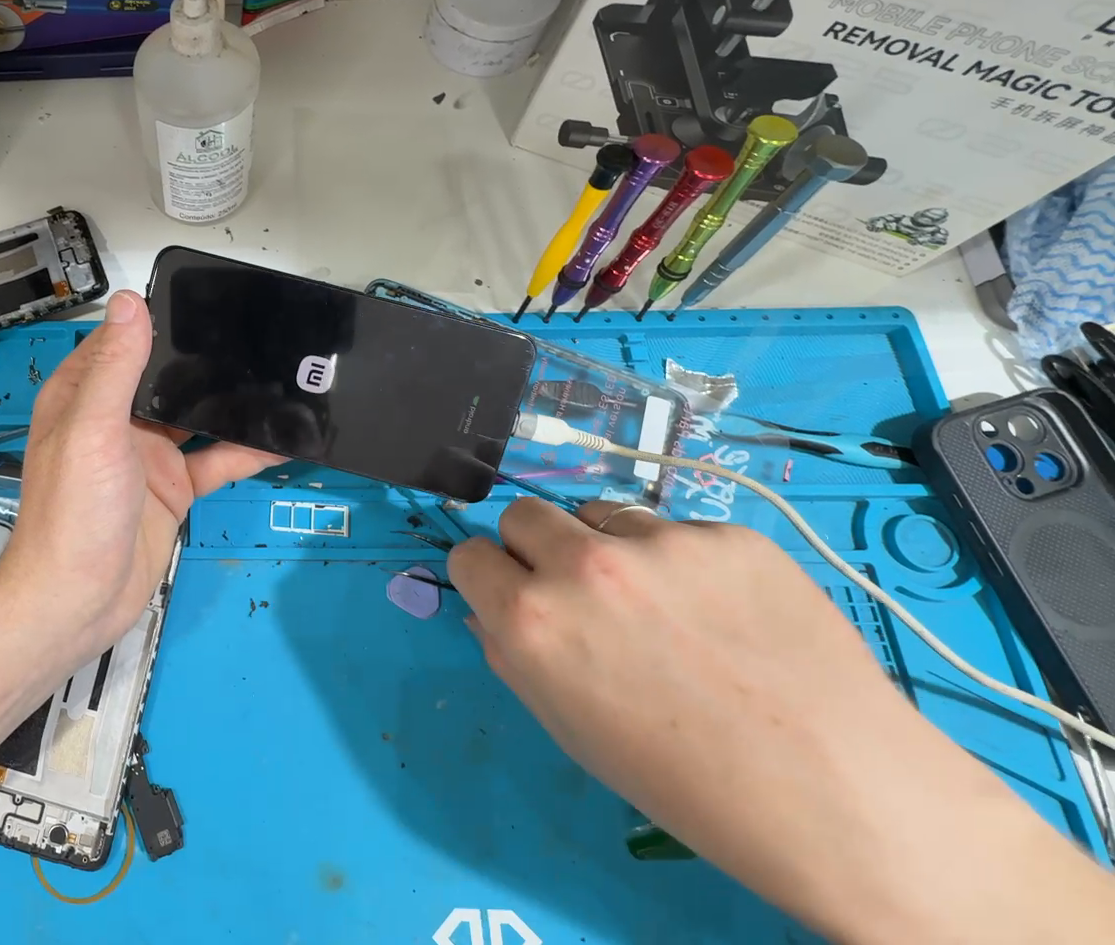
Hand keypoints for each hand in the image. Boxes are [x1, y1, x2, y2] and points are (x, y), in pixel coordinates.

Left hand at [0, 291, 281, 658]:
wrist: (79, 601)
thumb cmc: (72, 513)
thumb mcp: (92, 429)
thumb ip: (116, 368)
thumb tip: (130, 302)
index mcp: (83, 397)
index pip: (123, 343)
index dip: (158, 321)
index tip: (205, 300)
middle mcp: (115, 421)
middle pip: (165, 378)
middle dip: (205, 361)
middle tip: (259, 338)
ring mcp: (146, 455)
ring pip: (196, 417)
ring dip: (230, 403)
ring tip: (279, 378)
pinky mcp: (172, 489)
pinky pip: (214, 460)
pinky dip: (244, 451)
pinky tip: (281, 439)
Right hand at [447, 500, 1114, 942]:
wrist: (835, 793)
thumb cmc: (680, 780)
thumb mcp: (566, 726)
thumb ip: (511, 655)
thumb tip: (490, 611)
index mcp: (530, 619)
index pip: (468, 554)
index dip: (489, 578)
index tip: (512, 595)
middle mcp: (582, 565)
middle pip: (522, 512)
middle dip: (535, 546)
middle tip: (576, 590)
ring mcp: (660, 542)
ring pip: (598, 512)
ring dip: (606, 545)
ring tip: (659, 604)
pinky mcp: (727, 533)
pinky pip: (674, 530)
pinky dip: (679, 560)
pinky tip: (722, 611)